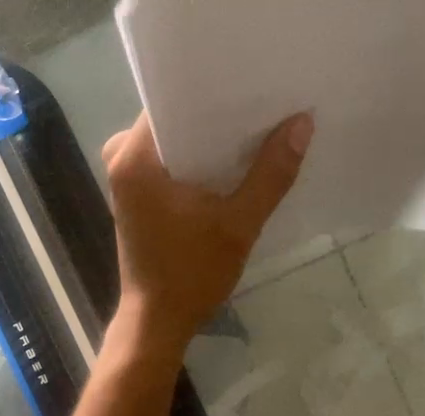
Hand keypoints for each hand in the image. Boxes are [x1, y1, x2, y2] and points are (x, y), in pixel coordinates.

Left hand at [102, 111, 313, 342]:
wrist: (157, 324)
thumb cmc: (190, 276)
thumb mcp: (238, 226)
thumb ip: (270, 175)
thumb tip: (302, 123)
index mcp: (134, 155)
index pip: (175, 97)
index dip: (216, 90)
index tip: (255, 83)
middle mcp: (122, 159)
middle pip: (176, 119)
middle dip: (218, 115)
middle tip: (264, 104)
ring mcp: (127, 180)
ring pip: (176, 143)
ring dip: (210, 141)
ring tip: (254, 129)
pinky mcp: (137, 200)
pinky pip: (172, 165)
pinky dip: (199, 165)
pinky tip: (232, 165)